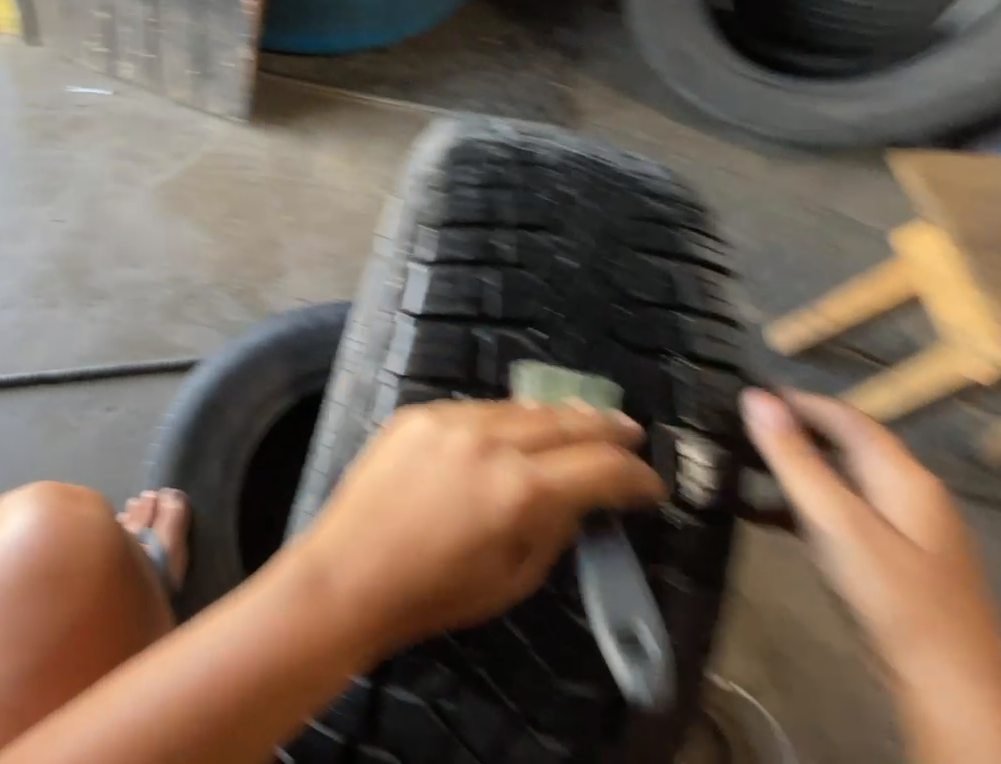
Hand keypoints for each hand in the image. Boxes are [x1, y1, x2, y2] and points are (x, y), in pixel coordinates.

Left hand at [292, 402, 665, 650]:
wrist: (350, 570)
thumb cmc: (436, 591)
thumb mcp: (515, 576)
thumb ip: (555, 528)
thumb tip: (580, 498)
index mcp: (521, 490)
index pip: (601, 469)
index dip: (636, 476)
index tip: (650, 485)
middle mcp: (488, 442)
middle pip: (563, 424)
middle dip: (604, 429)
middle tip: (629, 432)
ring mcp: (446, 422)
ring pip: (517, 409)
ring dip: (554, 416)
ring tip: (580, 420)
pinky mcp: (414, 415)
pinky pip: (472, 409)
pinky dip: (502, 418)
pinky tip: (513, 426)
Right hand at [740, 389, 1000, 672]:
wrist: (943, 678)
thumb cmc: (888, 591)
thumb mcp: (833, 520)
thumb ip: (793, 458)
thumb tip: (754, 398)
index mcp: (902, 476)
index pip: (845, 417)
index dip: (795, 400)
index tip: (739, 392)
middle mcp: (906, 491)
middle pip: (843, 444)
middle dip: (788, 431)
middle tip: (729, 425)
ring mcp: (899, 525)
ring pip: (836, 478)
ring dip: (788, 467)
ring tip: (733, 463)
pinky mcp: (886, 553)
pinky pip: (836, 510)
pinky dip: (797, 502)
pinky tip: (758, 512)